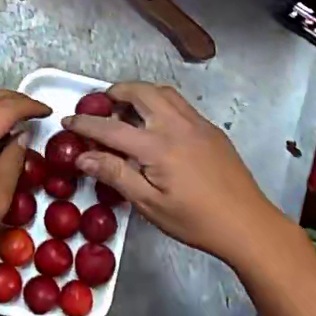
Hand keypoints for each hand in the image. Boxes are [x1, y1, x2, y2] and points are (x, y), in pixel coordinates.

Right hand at [65, 82, 289, 264]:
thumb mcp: (149, 204)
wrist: (246, 223)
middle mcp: (177, 125)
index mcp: (157, 146)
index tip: (69, 120)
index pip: (111, 127)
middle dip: (115, 92)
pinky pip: (180, 104)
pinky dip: (160, 103)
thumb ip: (115, 174)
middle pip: (140, 92)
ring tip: (126, 110)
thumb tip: (83, 157)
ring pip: (163, 92)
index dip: (86, 123)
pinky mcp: (211, 130)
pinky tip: (156, 125)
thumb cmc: (195, 220)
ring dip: (140, 93)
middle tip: (100, 105)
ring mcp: (197, 124)